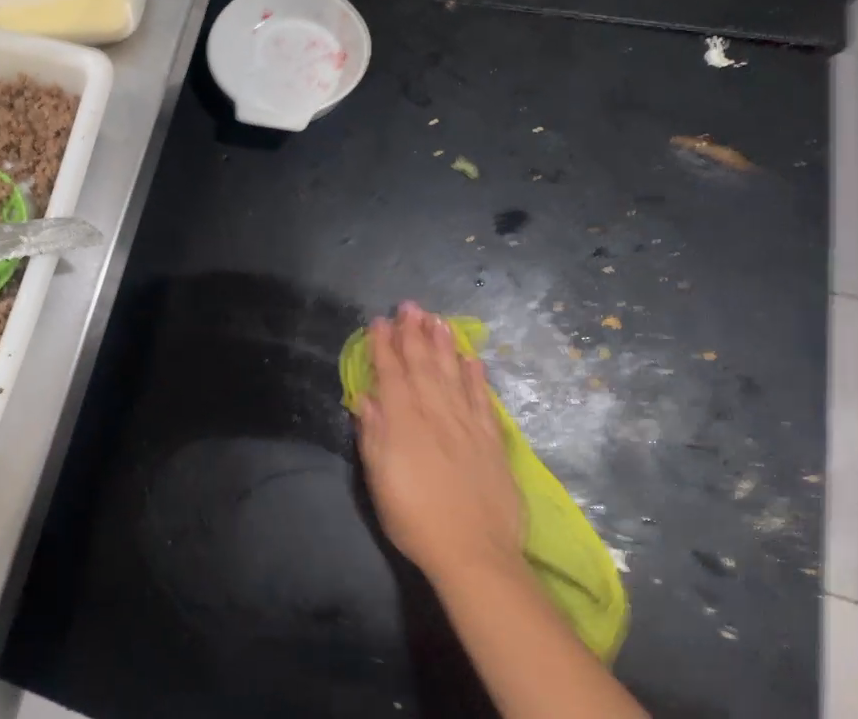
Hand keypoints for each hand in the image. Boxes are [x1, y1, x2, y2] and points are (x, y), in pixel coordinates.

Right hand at [356, 302, 524, 583]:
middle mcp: (435, 413)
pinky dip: (476, 376)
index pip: (391, 373)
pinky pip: (482, 399)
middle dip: (413, 333)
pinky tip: (471, 358)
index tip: (379, 321)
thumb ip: (373, 434)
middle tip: (409, 306)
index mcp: (403, 421)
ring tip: (437, 319)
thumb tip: (366, 398)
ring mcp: (467, 424)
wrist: (473, 552)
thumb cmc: (413, 518)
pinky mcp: (492, 440)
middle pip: (422, 365)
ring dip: (443, 344)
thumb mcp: (378, 478)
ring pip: (452, 373)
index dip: (383, 346)